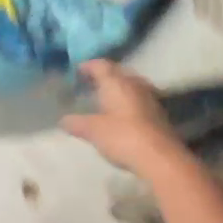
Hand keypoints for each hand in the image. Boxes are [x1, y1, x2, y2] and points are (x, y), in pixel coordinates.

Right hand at [63, 60, 194, 181]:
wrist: (160, 157)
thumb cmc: (122, 136)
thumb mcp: (93, 131)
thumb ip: (77, 123)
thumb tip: (63, 120)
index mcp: (116, 82)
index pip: (101, 65)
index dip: (88, 66)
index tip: (77, 70)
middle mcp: (134, 84)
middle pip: (118, 72)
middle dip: (104, 75)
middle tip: (91, 82)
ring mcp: (149, 97)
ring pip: (131, 84)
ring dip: (118, 87)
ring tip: (106, 96)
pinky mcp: (158, 113)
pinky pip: (139, 98)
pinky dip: (128, 100)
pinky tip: (122, 112)